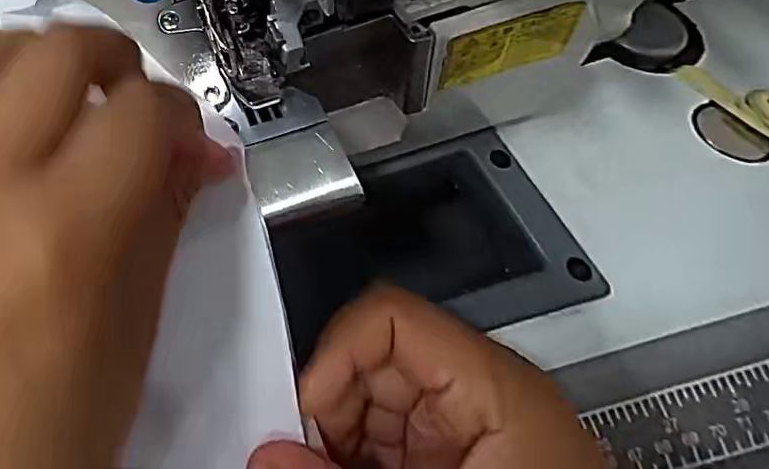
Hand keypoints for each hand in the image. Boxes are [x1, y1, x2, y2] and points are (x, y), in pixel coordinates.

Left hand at [0, 25, 235, 468]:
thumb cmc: (43, 435)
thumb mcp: (132, 332)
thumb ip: (167, 215)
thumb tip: (200, 148)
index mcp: (60, 232)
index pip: (140, 111)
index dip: (179, 111)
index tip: (184, 132)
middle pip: (62, 48)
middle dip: (115, 57)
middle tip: (131, 98)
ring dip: (42, 59)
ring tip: (65, 100)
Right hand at [251, 285, 600, 468]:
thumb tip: (269, 452)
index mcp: (498, 386)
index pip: (391, 315)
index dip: (336, 351)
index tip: (303, 406)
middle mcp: (486, 395)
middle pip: (375, 356)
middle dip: (332, 406)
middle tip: (307, 454)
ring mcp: (476, 433)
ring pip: (376, 401)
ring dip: (340, 438)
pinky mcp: (466, 462)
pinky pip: (393, 440)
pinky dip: (361, 459)